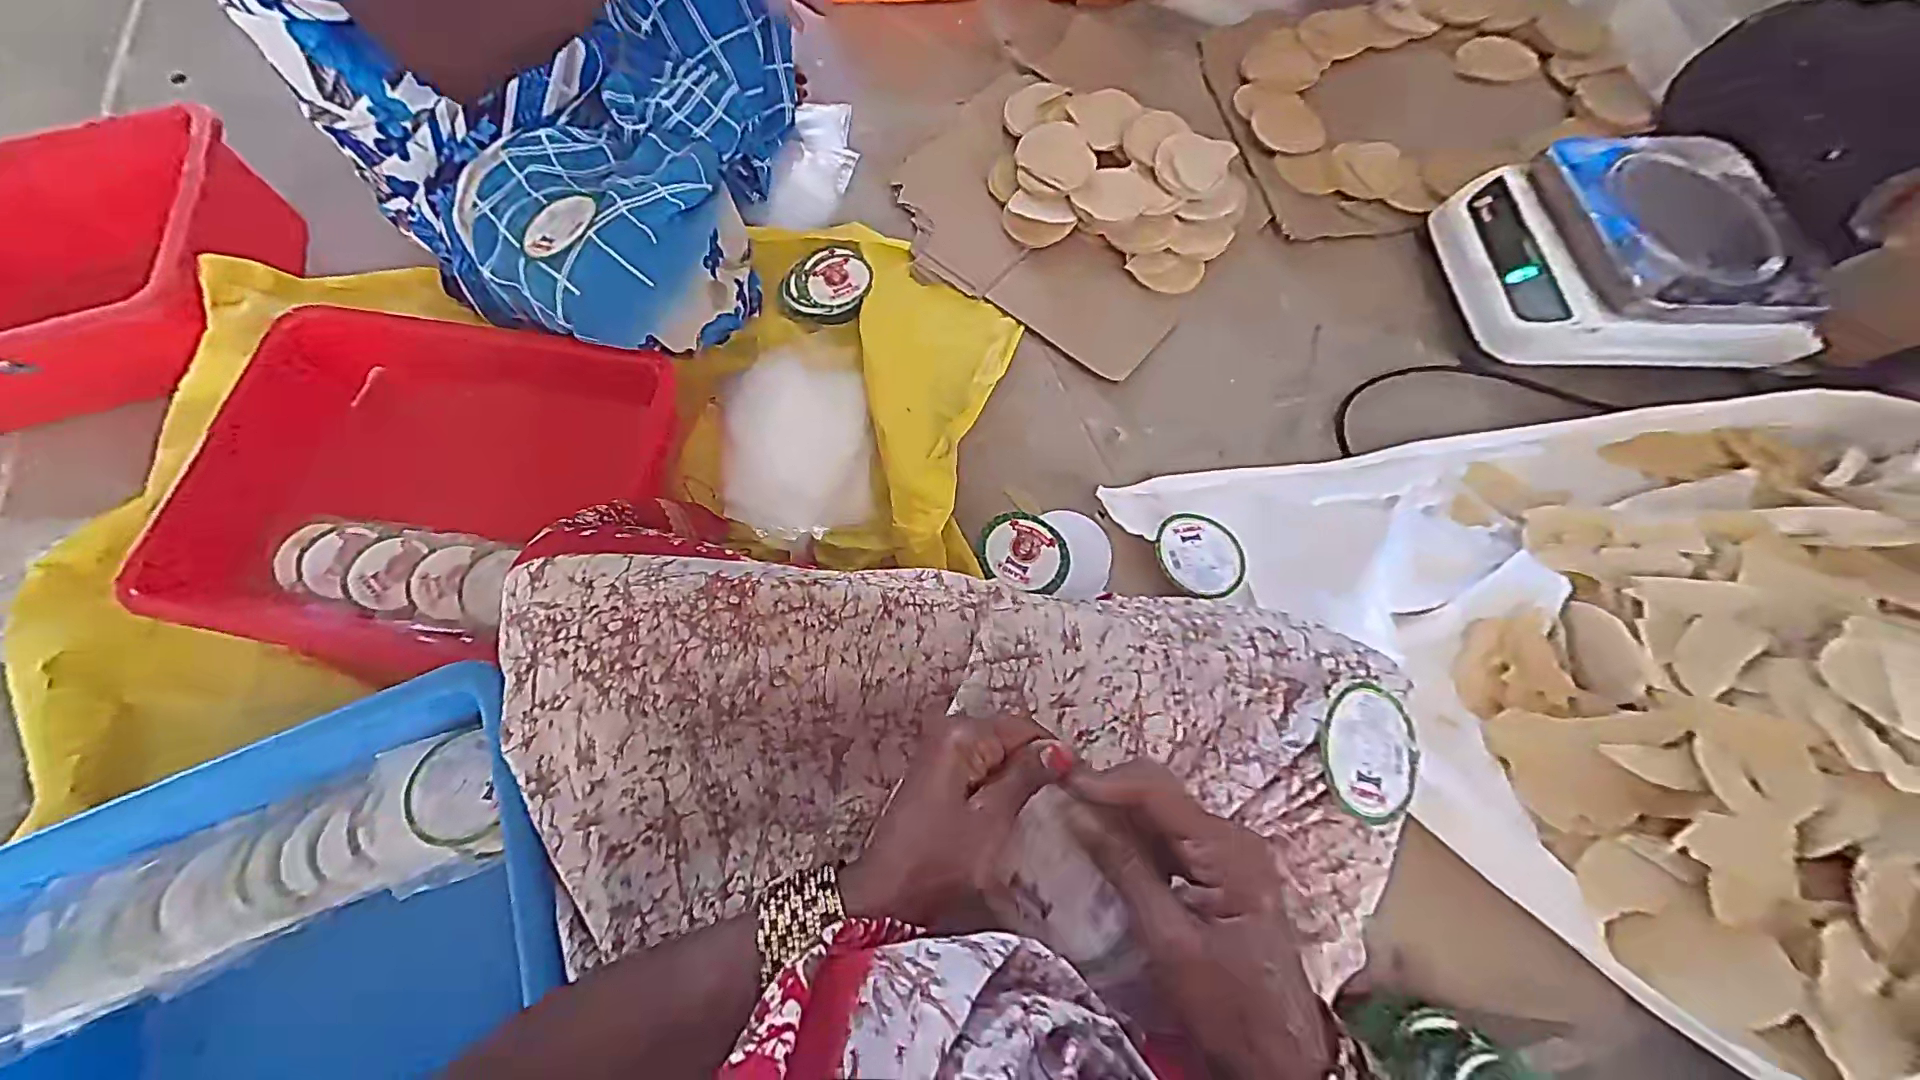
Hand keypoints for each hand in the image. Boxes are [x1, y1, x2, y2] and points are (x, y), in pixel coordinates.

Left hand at [840, 714, 1074, 926]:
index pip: (1024, 726)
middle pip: (1009, 736)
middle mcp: (948, 730)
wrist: (885, 898)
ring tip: (1036, 811)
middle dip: (1035, 764)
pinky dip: (998, 785)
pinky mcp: (936, 772)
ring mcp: (939, 750)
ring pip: (997, 753)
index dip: (1054, 753)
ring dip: (1018, 777)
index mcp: (961, 733)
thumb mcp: (992, 819)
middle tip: (1058, 802)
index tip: (1076, 786)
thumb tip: (1061, 749)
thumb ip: (1026, 777)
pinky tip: (1008, 812)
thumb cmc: (939, 861)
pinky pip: (980, 767)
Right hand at [1066, 761, 1334, 1079]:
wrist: (1283, 1061)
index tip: (1060, 781)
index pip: (1156, 791)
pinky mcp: (1219, 869)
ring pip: (1160, 812)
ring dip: (1117, 813)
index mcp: (1228, 849)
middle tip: (1060, 797)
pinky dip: (1134, 836)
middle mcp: (1232, 837)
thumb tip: (1079, 814)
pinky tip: (1104, 845)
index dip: (1104, 781)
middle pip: (1159, 793)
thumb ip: (1125, 869)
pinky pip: (1168, 836)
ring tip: (1072, 817)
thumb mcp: (1168, 940)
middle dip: (1108, 792)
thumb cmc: (1231, 1009)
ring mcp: (1228, 852)